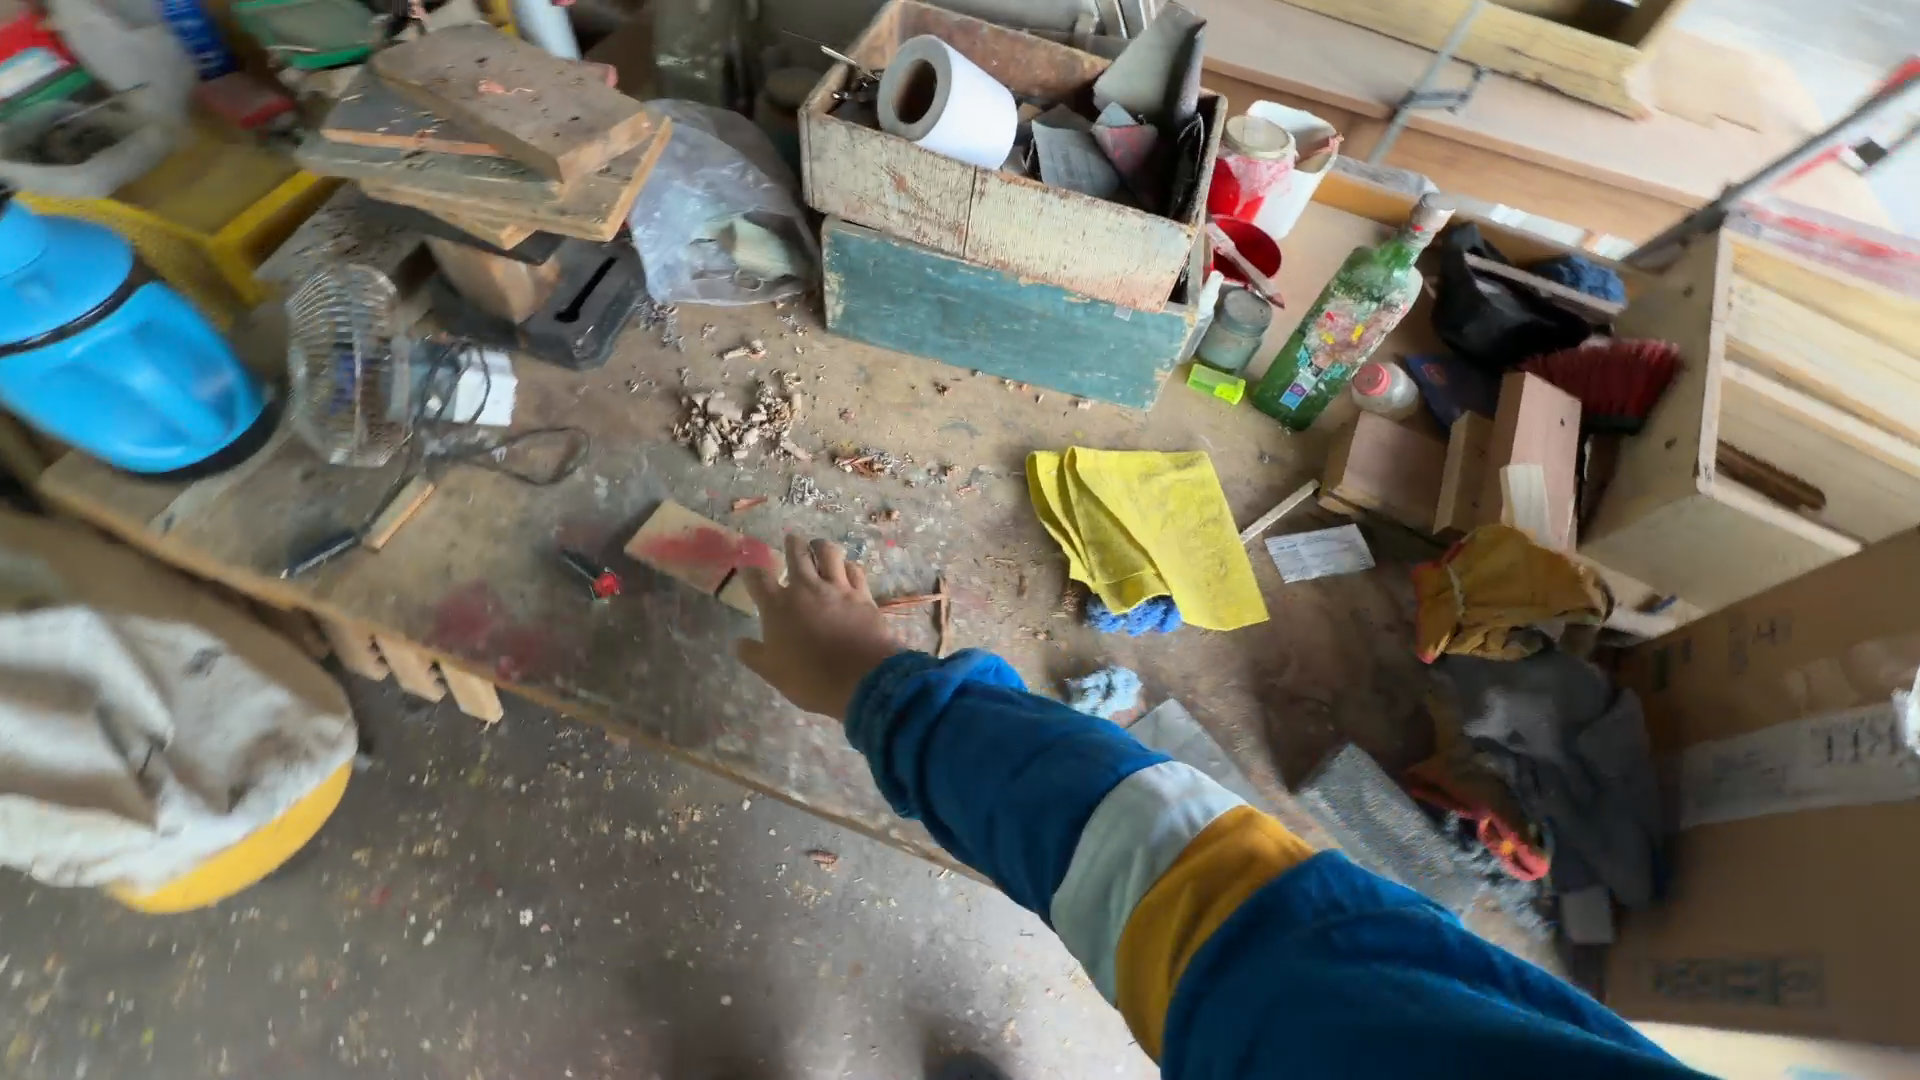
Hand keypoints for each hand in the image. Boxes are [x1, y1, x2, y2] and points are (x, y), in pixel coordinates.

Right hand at [735, 536, 904, 719]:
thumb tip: (737, 643)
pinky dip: (847, 566)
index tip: (748, 567)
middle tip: (792, 539)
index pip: (758, 579)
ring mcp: (837, 588)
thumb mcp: (772, 672)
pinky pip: (854, 570)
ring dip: (821, 546)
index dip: (750, 570)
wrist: (861, 678)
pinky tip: (847, 568)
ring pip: (828, 553)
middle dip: (792, 543)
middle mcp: (806, 589)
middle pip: (797, 554)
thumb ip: (753, 655)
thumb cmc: (810, 679)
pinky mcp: (862, 594)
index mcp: (778, 606)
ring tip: (819, 546)